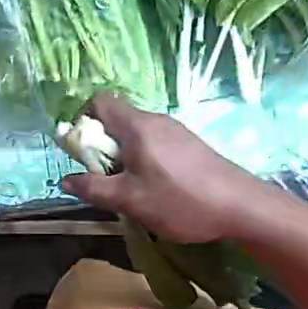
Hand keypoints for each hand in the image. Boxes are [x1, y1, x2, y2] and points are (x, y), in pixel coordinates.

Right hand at [59, 94, 281, 243]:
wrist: (241, 207)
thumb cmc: (180, 200)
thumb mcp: (129, 200)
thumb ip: (94, 188)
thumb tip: (65, 180)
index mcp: (137, 126)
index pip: (100, 101)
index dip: (83, 119)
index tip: (81, 150)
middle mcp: (155, 120)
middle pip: (116, 119)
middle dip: (101, 145)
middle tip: (102, 176)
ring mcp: (175, 131)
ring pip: (135, 134)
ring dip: (122, 155)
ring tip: (127, 187)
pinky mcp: (189, 145)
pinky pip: (153, 143)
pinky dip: (143, 159)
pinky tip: (153, 187)